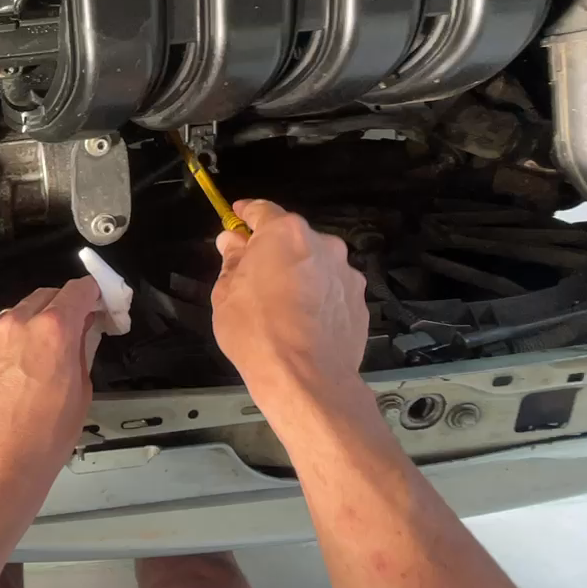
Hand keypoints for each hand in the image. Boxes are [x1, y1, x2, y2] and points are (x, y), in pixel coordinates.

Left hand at [0, 277, 100, 530]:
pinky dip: (4, 346)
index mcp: (53, 330)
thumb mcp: (81, 391)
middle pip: (44, 296)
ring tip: (35, 358)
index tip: (97, 302)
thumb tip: (84, 329)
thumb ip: (82, 349)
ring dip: (29, 326)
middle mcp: (16, 323)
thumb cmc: (44, 437)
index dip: (92, 293)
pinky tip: (9, 374)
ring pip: (13, 315)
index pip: (78, 290)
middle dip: (61, 307)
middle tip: (70, 328)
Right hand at [211, 199, 369, 410]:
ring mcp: (346, 273)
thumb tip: (232, 241)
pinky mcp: (360, 302)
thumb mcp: (225, 293)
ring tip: (282, 307)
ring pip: (315, 264)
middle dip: (273, 250)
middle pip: (292, 238)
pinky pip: (331, 291)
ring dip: (299, 274)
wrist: (305, 377)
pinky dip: (318, 298)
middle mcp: (322, 244)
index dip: (245, 214)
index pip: (262, 210)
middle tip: (253, 274)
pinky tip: (304, 323)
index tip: (235, 218)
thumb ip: (232, 260)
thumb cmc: (255, 330)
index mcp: (285, 233)